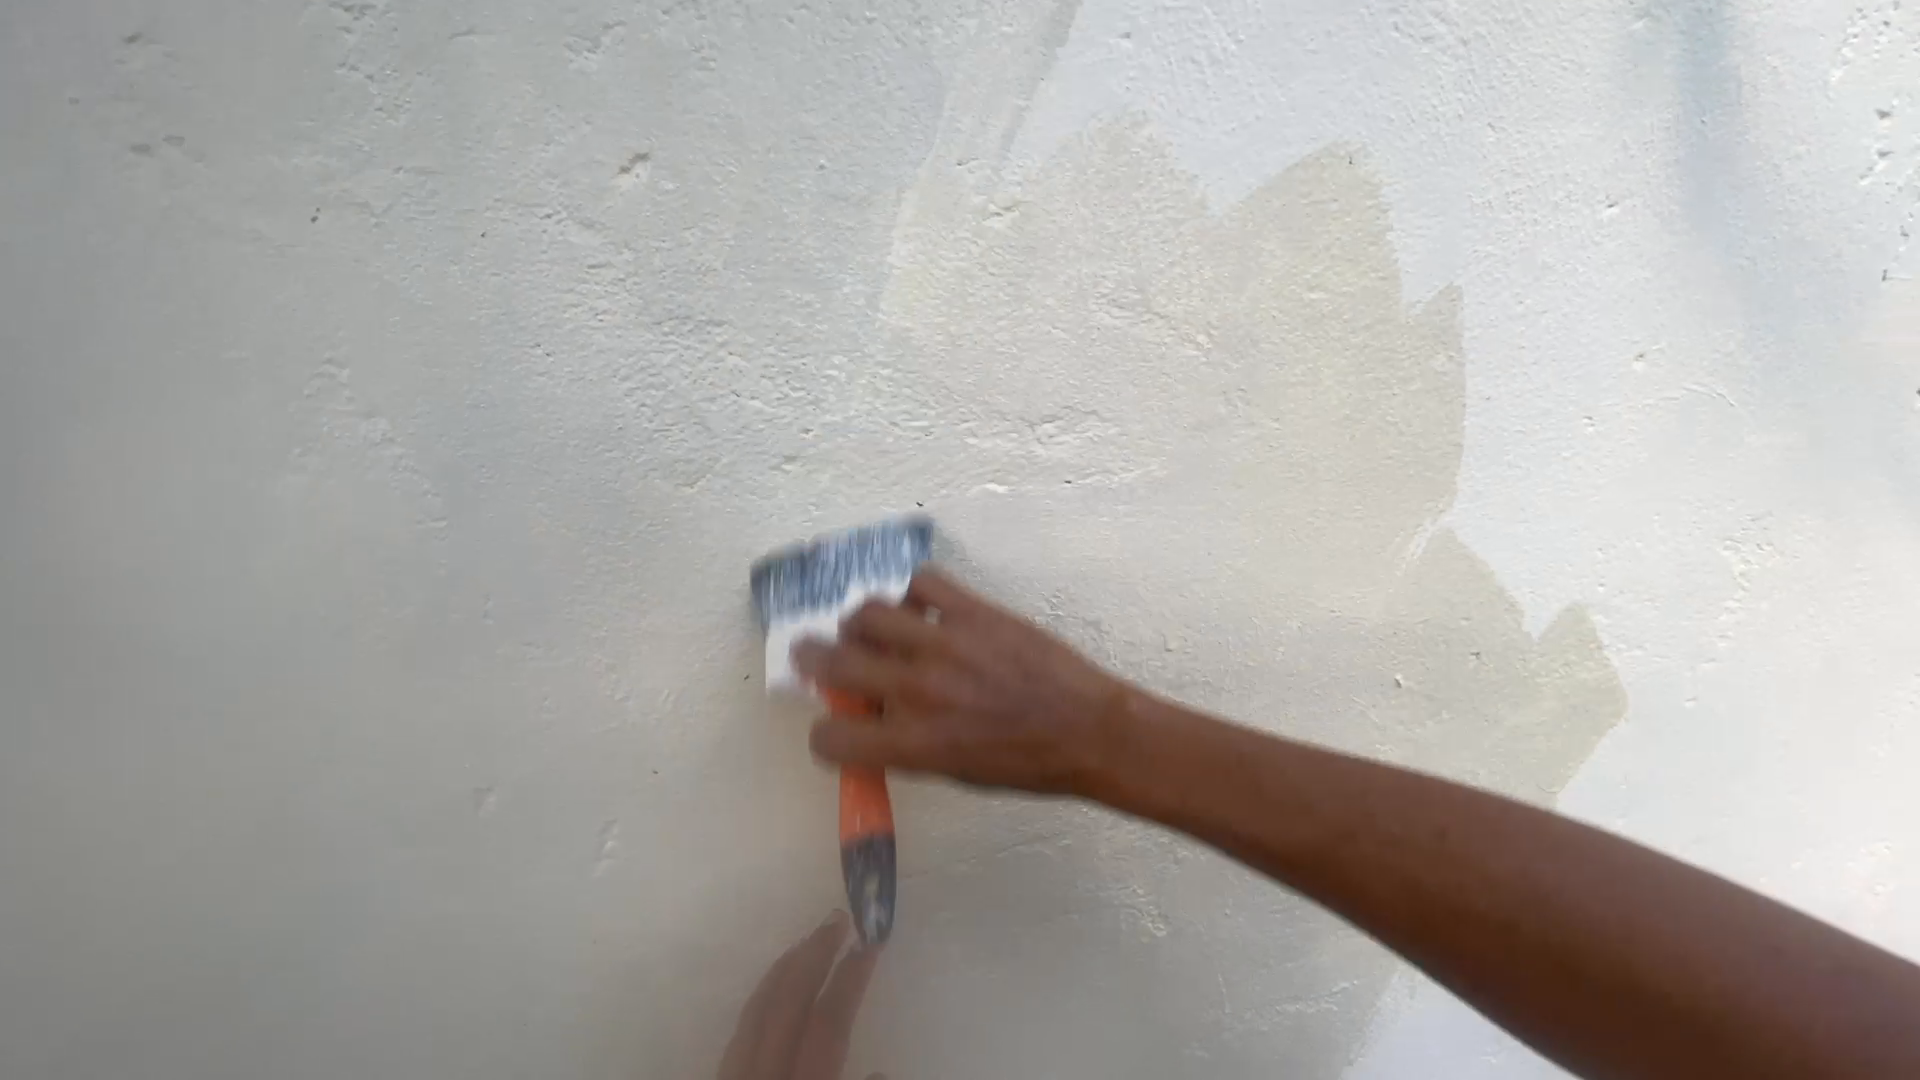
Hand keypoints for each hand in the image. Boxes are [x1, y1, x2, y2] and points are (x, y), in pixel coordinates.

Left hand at [718, 912, 881, 1079]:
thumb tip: (881, 1069)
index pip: (829, 1022)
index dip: (851, 979)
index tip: (871, 942)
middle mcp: (762, 1072)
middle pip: (789, 1004)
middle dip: (815, 956)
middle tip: (838, 918)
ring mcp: (733, 1075)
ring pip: (756, 1011)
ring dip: (784, 970)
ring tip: (807, 940)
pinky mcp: (720, 1076)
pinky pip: (740, 1028)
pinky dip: (760, 998)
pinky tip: (773, 989)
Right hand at [792, 569, 1130, 794]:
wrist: (1088, 729)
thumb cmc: (1026, 765)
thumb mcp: (954, 773)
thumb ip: (905, 747)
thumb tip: (874, 720)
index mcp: (912, 744)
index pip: (830, 737)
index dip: (824, 735)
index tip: (835, 728)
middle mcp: (916, 690)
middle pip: (832, 660)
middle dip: (812, 658)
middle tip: (815, 653)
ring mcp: (944, 644)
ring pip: (868, 611)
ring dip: (860, 622)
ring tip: (874, 628)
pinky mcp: (973, 611)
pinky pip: (923, 581)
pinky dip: (913, 591)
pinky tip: (923, 607)